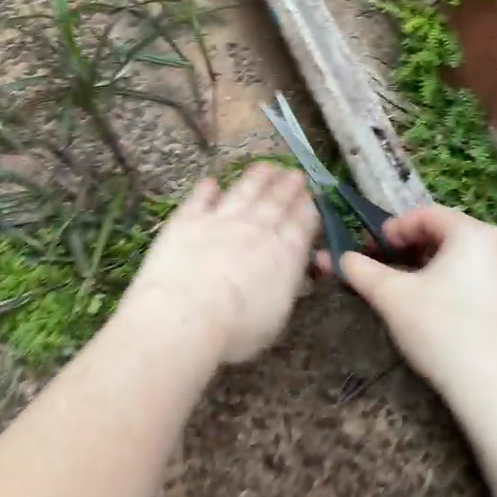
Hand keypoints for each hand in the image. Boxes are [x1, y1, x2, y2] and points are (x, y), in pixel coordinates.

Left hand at [121, 164, 318, 364]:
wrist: (185, 313)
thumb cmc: (235, 329)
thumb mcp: (276, 317)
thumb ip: (285, 289)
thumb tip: (293, 275)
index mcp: (284, 254)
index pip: (301, 224)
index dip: (307, 208)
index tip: (311, 195)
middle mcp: (255, 230)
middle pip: (275, 202)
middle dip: (287, 186)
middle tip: (295, 172)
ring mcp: (219, 220)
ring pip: (243, 191)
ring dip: (256, 178)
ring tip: (266, 166)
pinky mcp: (186, 219)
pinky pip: (200, 198)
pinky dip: (208, 188)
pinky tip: (212, 181)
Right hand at [337, 205, 496, 420]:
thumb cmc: (445, 334)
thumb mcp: (390, 298)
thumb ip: (360, 270)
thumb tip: (340, 258)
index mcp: (476, 235)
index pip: (428, 214)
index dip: (396, 226)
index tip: (376, 246)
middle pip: (455, 235)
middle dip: (420, 248)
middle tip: (395, 269)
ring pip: (478, 261)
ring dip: (446, 268)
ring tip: (422, 295)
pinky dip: (472, 289)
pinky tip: (456, 319)